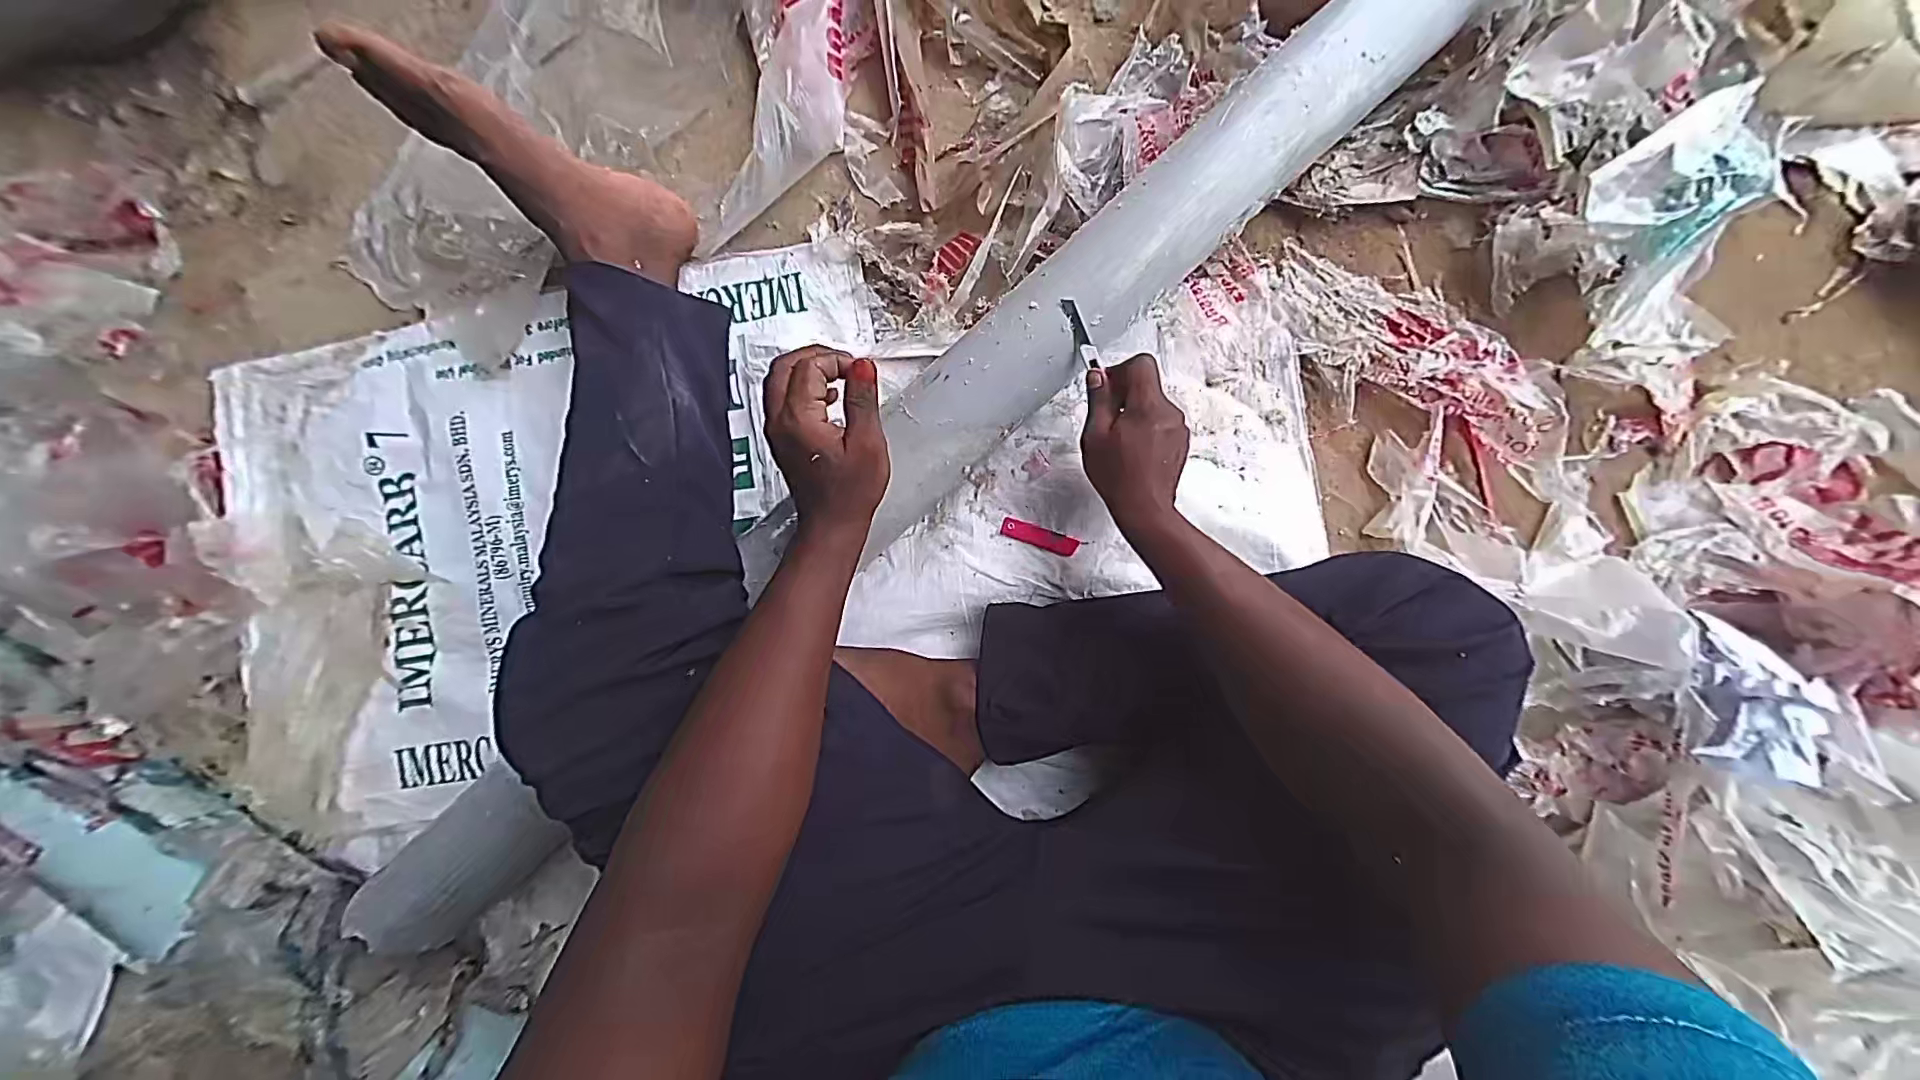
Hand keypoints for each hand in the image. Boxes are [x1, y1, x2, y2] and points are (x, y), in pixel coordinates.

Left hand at [764, 345, 889, 539]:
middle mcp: (780, 422)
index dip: (838, 361)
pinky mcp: (781, 439)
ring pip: (780, 380)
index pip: (810, 367)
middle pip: (785, 365)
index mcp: (798, 419)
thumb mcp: (867, 443)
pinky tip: (828, 398)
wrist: (832, 524)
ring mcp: (777, 431)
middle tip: (845, 363)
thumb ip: (863, 399)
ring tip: (839, 376)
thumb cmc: (849, 494)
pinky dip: (803, 388)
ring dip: (808, 370)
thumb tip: (863, 367)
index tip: (859, 372)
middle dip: (817, 357)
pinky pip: (783, 399)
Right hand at [1081, 353, 1188, 531]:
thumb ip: (1098, 400)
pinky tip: (1131, 448)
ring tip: (1117, 439)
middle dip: (1124, 394)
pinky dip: (1146, 428)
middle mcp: (1169, 413)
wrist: (1144, 508)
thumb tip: (1098, 377)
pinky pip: (1160, 422)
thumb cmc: (1120, 478)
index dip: (1119, 370)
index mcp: (1148, 406)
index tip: (1106, 385)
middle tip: (1106, 416)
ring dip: (1134, 413)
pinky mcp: (1180, 441)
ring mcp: (1178, 428)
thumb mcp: (1095, 435)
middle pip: (1147, 384)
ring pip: (1153, 404)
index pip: (1141, 364)